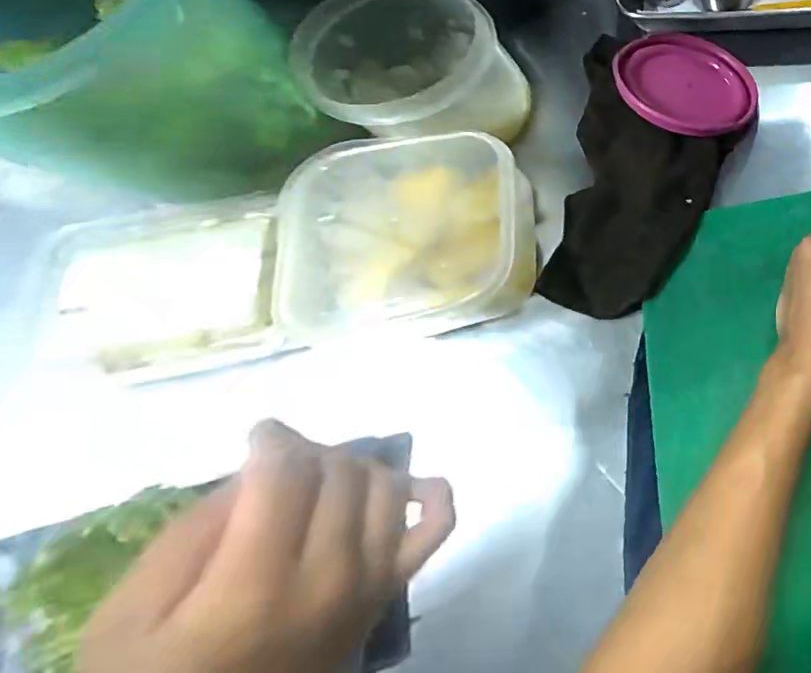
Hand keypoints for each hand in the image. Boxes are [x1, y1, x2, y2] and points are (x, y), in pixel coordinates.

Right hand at [78, 420, 455, 672]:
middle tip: (283, 458)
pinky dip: (429, 492)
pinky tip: (402, 485)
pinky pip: (439, 522)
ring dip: (360, 467)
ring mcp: (373, 580)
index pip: (286, 479)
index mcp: (251, 585)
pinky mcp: (394, 588)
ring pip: (389, 486)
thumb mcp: (126, 621)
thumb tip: (254, 473)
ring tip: (322, 475)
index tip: (263, 433)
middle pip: (340, 476)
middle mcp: (328, 574)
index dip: (276, 443)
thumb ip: (189, 537)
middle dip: (312, 453)